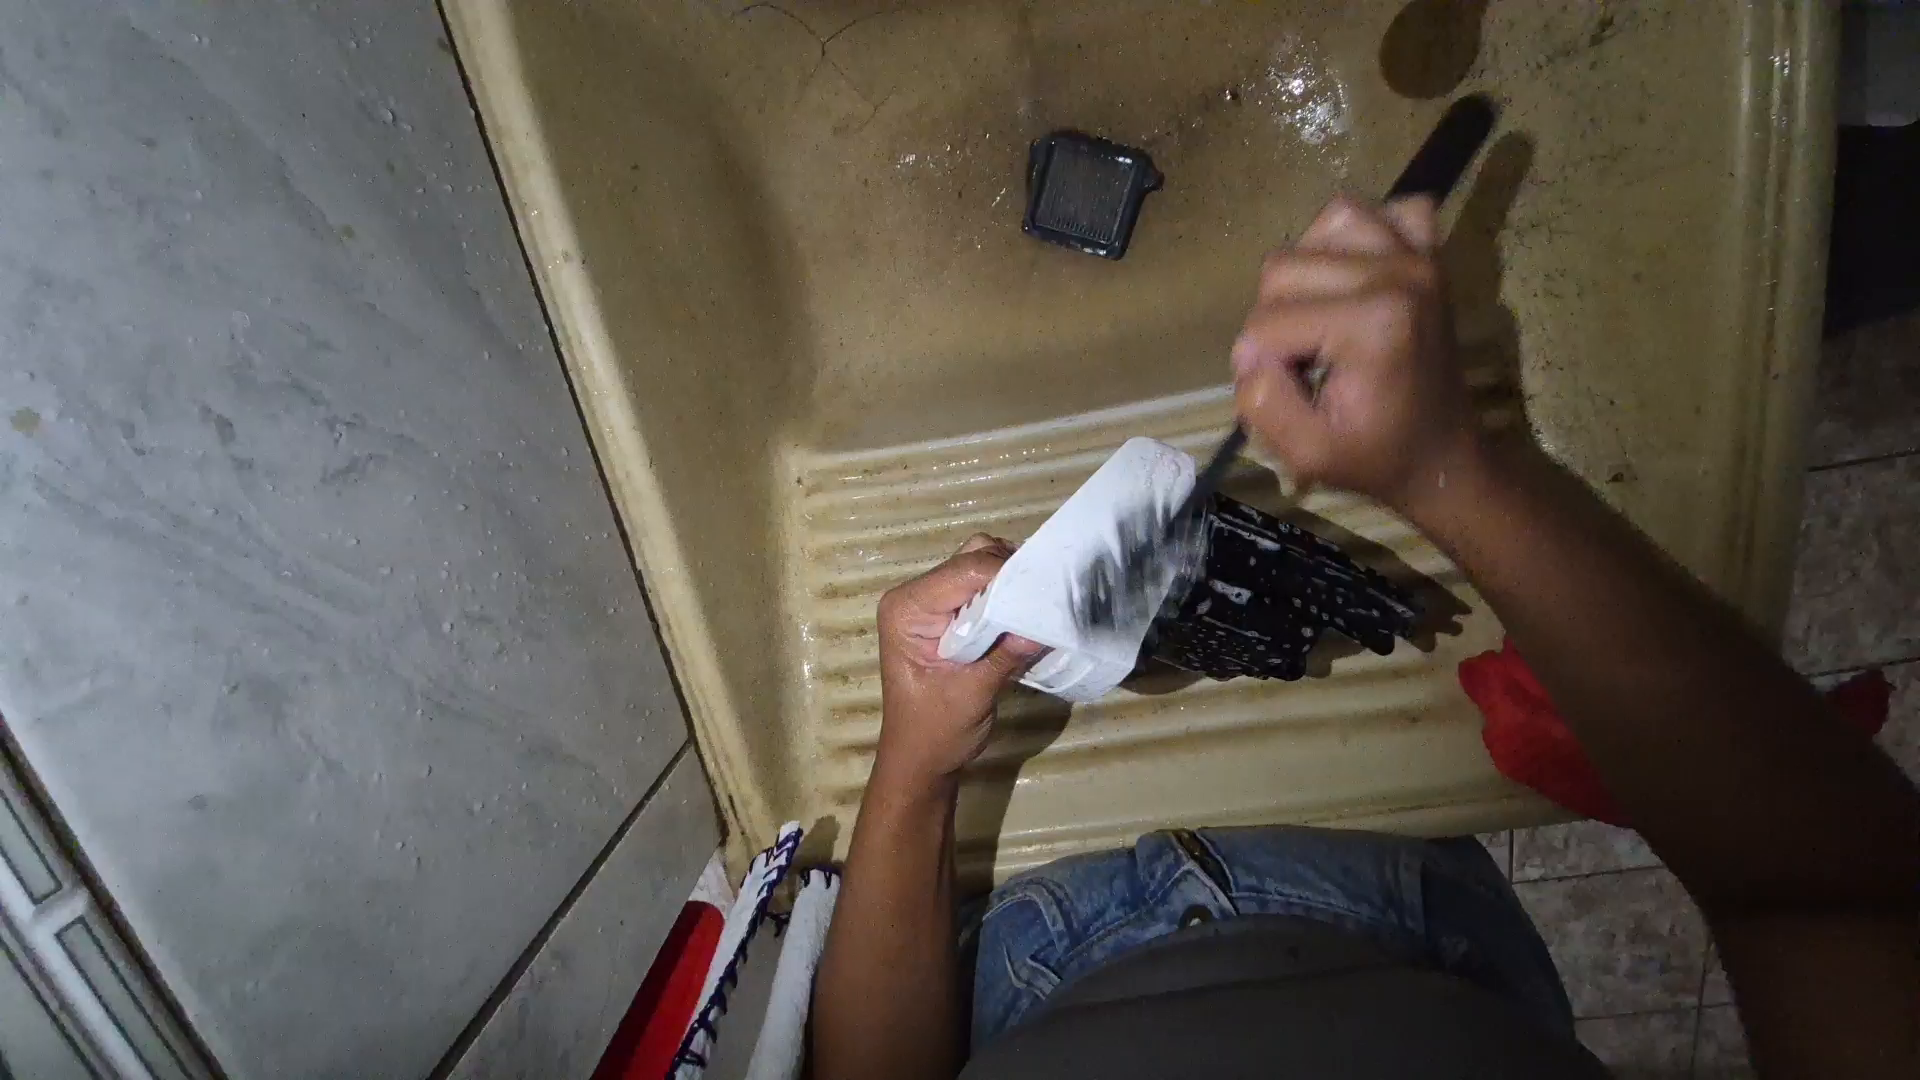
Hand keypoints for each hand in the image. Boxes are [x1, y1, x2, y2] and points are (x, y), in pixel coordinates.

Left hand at [874, 534, 1044, 790]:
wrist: (920, 760)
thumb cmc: (936, 731)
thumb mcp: (973, 694)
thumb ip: (1005, 655)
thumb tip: (1047, 623)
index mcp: (908, 608)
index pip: (964, 571)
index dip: (1006, 576)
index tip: (1046, 591)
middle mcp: (916, 595)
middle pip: (972, 558)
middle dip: (1011, 573)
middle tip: (1047, 597)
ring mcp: (932, 601)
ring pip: (980, 565)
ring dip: (1012, 582)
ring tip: (1040, 605)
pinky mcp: (949, 613)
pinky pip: (983, 587)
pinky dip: (1007, 593)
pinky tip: (1028, 613)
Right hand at [1230, 195, 1481, 513]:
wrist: (1440, 455)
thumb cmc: (1373, 457)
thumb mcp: (1305, 453)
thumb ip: (1262, 403)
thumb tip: (1249, 355)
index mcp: (1371, 324)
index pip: (1264, 324)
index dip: (1254, 365)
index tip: (1284, 395)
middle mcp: (1396, 272)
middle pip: (1281, 270)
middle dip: (1271, 321)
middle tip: (1298, 363)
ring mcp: (1417, 253)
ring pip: (1319, 229)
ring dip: (1302, 275)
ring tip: (1316, 319)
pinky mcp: (1428, 249)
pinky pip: (1377, 211)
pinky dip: (1351, 238)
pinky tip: (1348, 279)